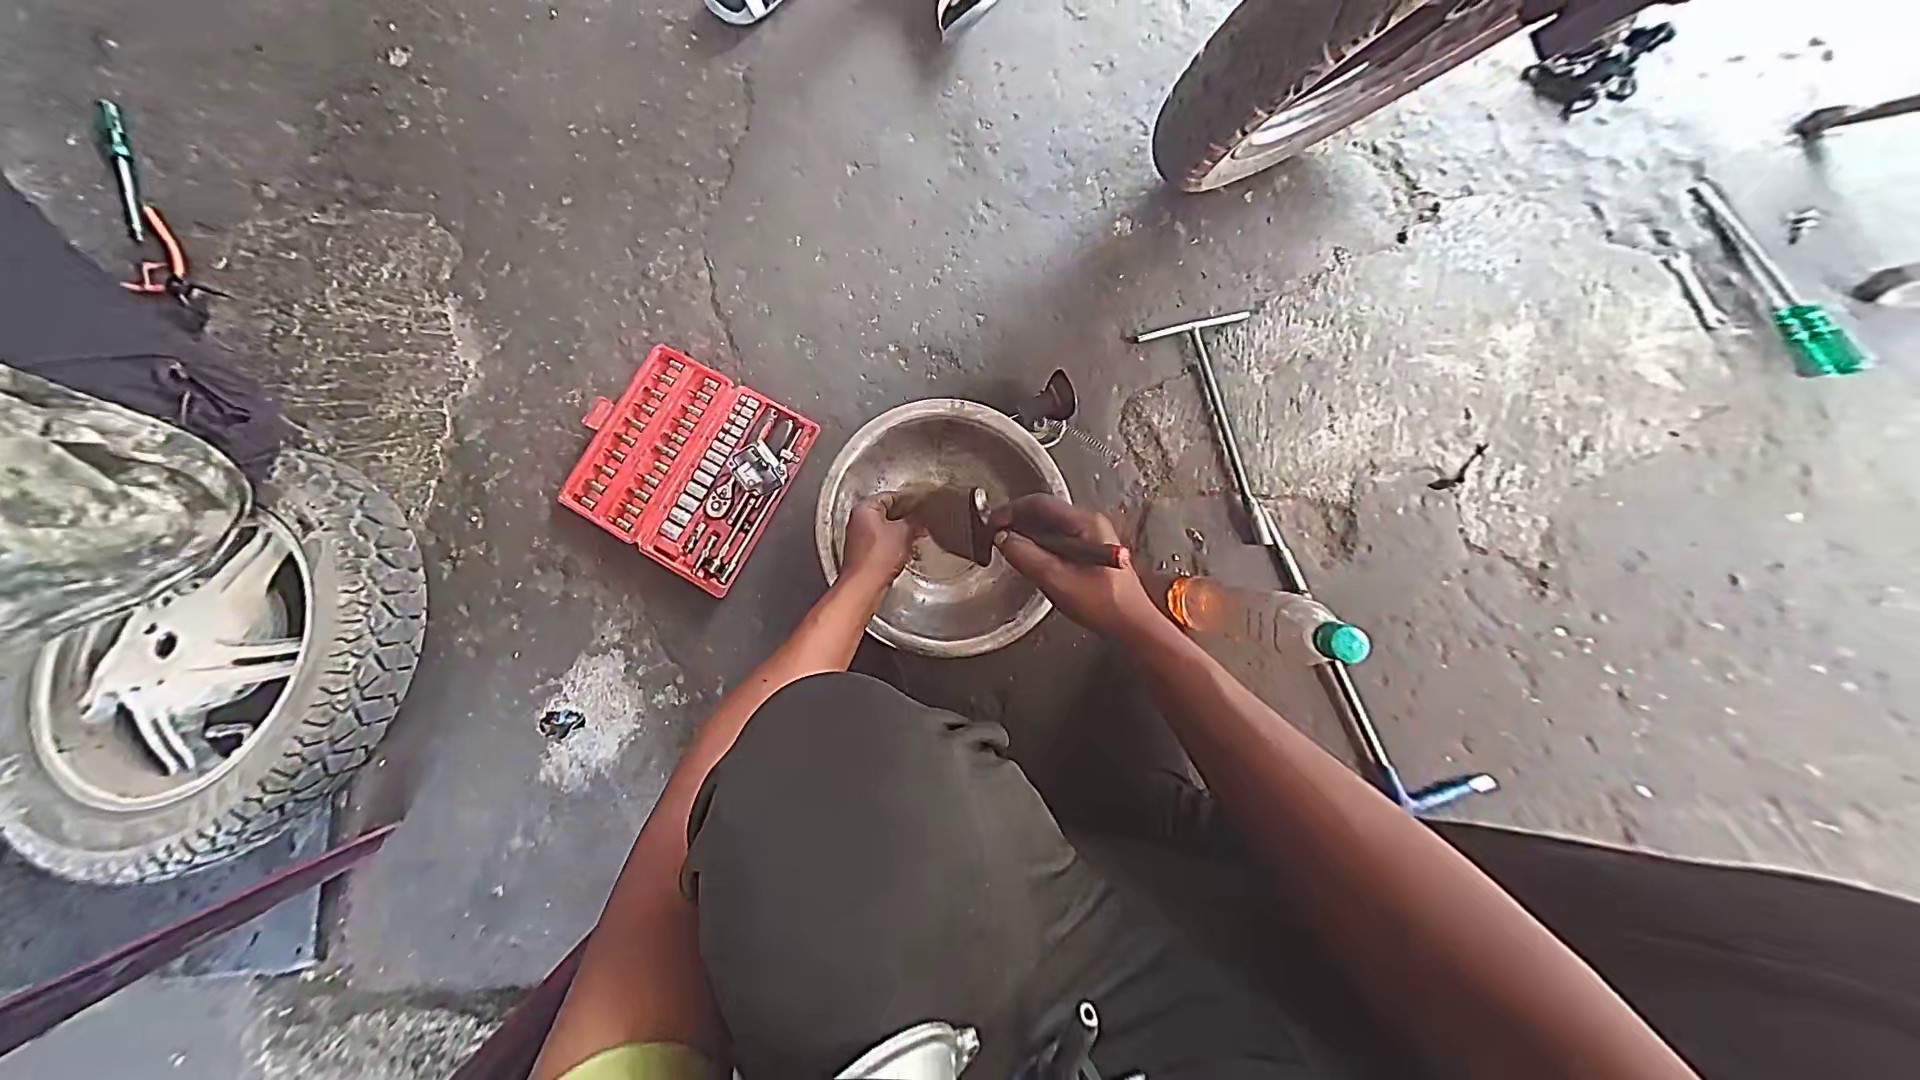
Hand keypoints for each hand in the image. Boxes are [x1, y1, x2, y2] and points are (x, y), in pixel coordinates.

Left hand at [840, 491, 920, 585]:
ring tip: (916, 537)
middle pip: (887, 513)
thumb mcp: (905, 532)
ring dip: (900, 533)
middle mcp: (858, 521)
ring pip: (885, 529)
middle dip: (905, 518)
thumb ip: (915, 520)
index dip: (908, 501)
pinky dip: (894, 546)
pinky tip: (905, 552)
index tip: (921, 506)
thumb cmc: (877, 558)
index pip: (890, 496)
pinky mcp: (864, 554)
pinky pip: (882, 544)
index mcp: (864, 508)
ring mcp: (860, 538)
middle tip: (921, 522)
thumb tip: (921, 517)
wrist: (865, 585)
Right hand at [986, 495, 1163, 642]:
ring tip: (1006, 546)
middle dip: (1016, 521)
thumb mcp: (1057, 580)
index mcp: (1086, 523)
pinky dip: (1037, 545)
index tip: (991, 524)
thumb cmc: (1105, 605)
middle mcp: (1090, 524)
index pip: (1039, 503)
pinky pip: (1056, 540)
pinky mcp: (1088, 552)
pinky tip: (1028, 559)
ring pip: (1049, 526)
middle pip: (1044, 512)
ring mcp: (1090, 537)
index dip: (1010, 511)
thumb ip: (1026, 556)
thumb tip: (1003, 539)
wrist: (1132, 626)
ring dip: (1025, 534)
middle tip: (995, 535)